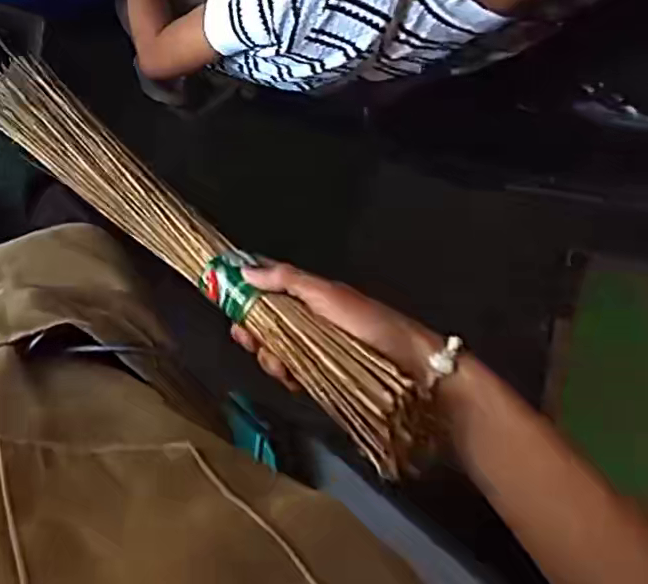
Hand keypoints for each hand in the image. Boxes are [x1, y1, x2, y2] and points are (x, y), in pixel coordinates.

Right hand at [228, 260, 443, 389]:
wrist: (423, 375)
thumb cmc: (374, 326)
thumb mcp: (329, 294)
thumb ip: (286, 279)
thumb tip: (244, 270)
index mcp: (306, 297)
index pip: (263, 288)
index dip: (241, 290)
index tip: (223, 296)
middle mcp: (305, 321)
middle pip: (261, 320)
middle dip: (248, 328)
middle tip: (245, 337)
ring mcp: (312, 350)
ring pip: (271, 347)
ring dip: (264, 354)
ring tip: (275, 362)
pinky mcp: (319, 377)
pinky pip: (289, 373)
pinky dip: (283, 374)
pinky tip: (289, 378)